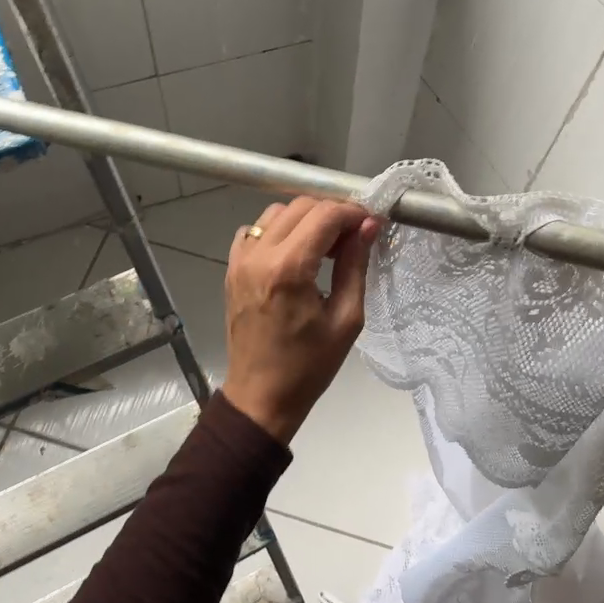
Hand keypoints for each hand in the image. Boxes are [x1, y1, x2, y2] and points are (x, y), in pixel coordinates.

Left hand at [220, 196, 380, 442]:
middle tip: (352, 238)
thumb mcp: (346, 318)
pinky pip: (255, 230)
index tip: (371, 225)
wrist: (260, 396)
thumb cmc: (309, 366)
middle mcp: (260, 255)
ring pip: (276, 212)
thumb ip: (356, 265)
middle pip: (301, 206)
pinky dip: (277, 231)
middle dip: (332, 214)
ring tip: (325, 247)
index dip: (353, 213)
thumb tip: (369, 226)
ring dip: (305, 219)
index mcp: (289, 269)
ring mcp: (240, 259)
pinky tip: (294, 254)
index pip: (325, 215)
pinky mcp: (232, 268)